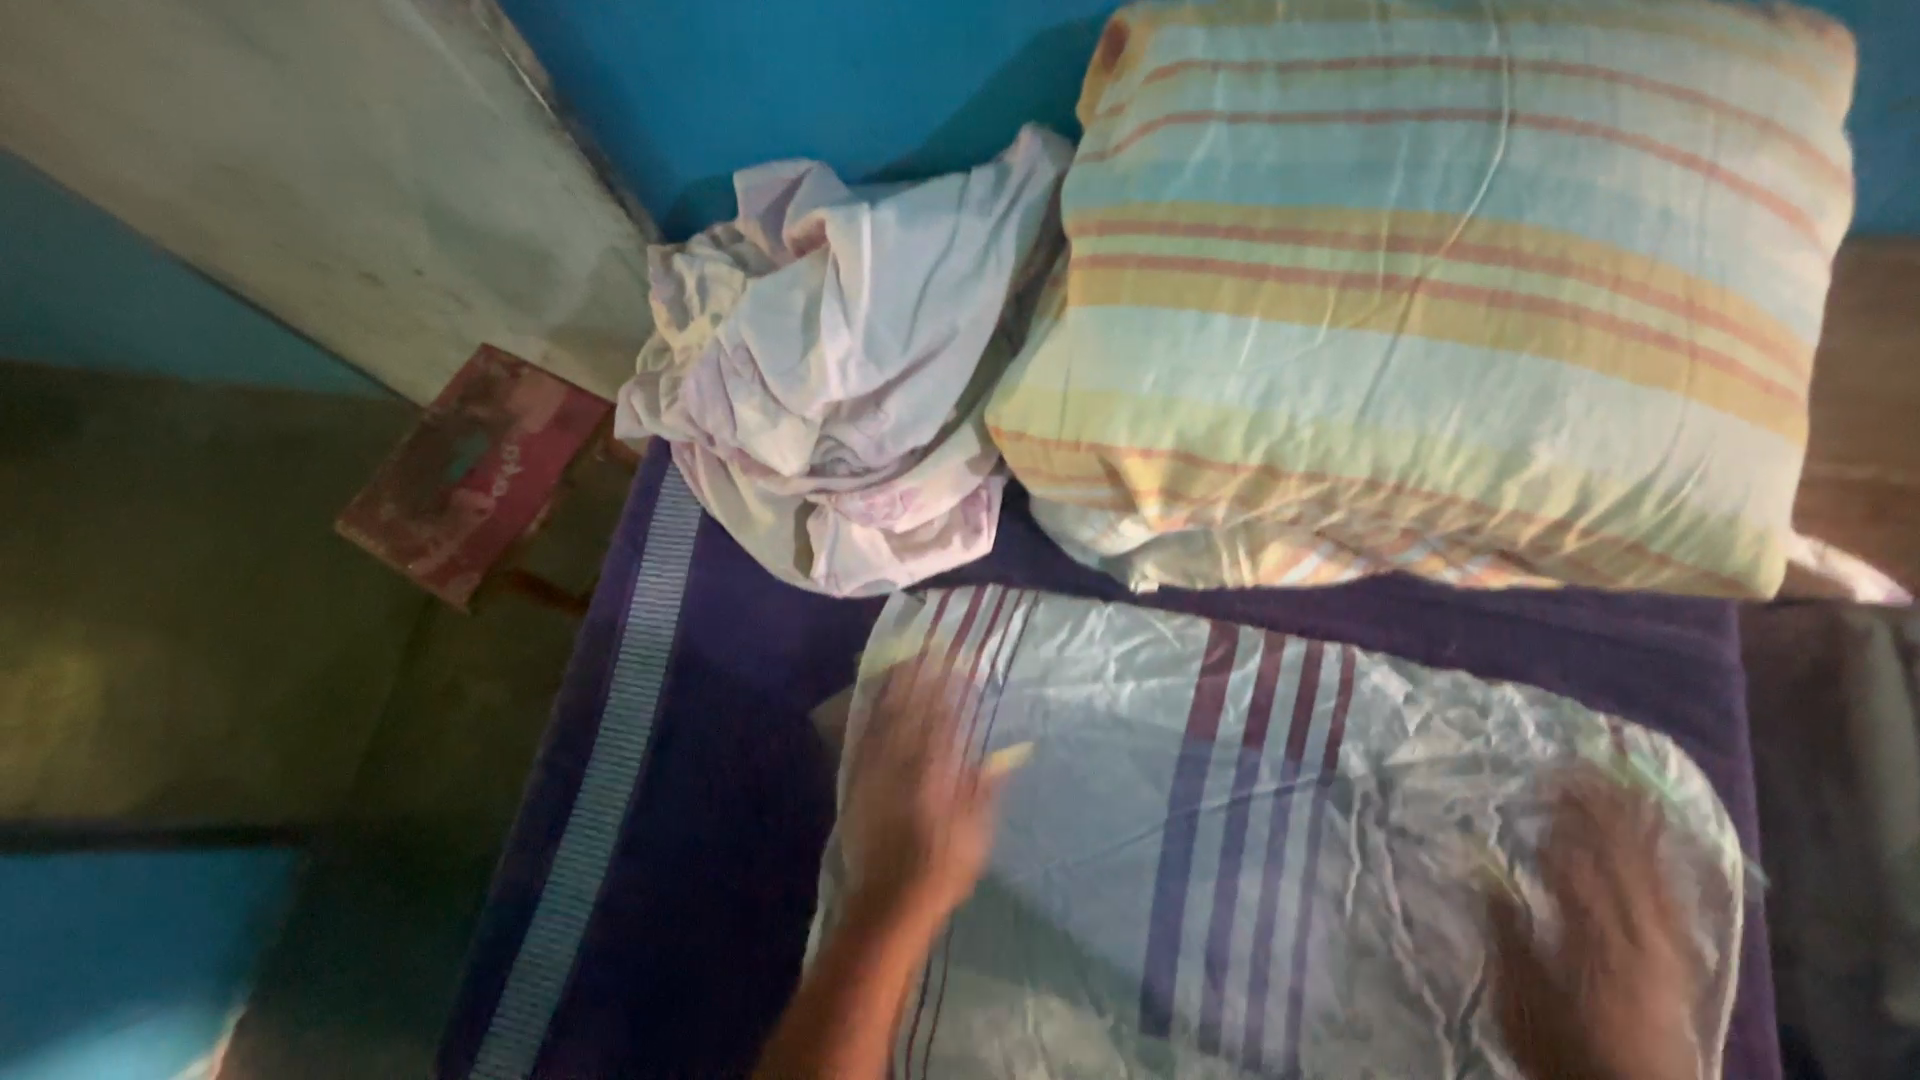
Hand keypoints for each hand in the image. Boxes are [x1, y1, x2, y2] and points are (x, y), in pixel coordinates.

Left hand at [839, 664, 1002, 929]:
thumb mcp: (975, 833)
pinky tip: (876, 701)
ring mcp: (875, 772)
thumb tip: (1003, 755)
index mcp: (935, 773)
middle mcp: (902, 764)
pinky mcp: (857, 783)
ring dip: (894, 687)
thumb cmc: (940, 870)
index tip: (959, 663)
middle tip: (927, 649)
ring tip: (902, 661)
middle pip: (909, 710)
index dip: (950, 688)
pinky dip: (872, 714)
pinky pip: (864, 738)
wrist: (888, 902)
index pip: (944, 718)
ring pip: (884, 719)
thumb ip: (984, 789)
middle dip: (919, 676)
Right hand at [1486, 767, 1700, 1079]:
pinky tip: (1663, 832)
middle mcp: (1636, 931)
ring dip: (1637, 819)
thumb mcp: (1518, 997)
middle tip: (1577, 762)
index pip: (1576, 861)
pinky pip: (1678, 890)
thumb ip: (1506, 934)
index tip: (1541, 780)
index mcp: (1592, 937)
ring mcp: (1666, 941)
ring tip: (1622, 777)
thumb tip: (1485, 875)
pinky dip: (1669, 853)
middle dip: (1599, 805)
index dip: (1560, 817)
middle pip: (1619, 855)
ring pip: (1653, 866)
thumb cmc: (1563, 1045)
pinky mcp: (1680, 952)